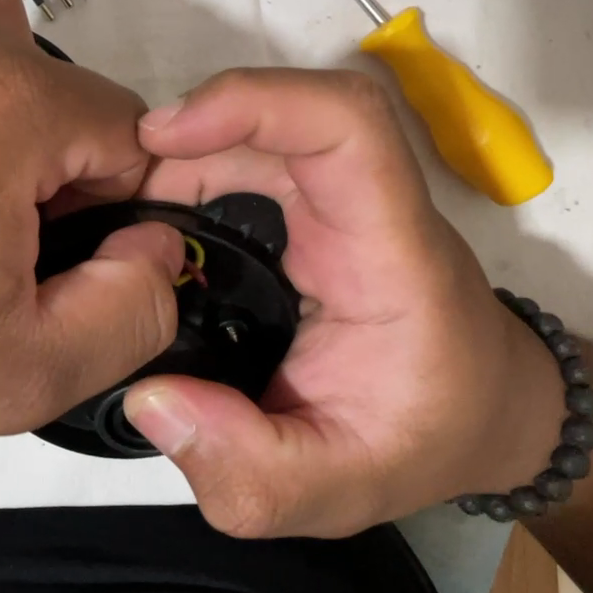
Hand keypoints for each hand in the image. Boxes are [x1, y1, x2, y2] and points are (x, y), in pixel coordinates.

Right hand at [121, 69, 562, 538]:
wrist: (482, 414)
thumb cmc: (426, 439)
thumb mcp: (338, 491)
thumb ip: (252, 471)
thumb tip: (149, 399)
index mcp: (389, 254)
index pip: (346, 126)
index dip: (255, 101)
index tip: (165, 135)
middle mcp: (364, 210)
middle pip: (286, 116)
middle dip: (188, 133)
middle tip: (110, 192)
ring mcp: (337, 206)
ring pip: (259, 135)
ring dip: (181, 154)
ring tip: (115, 209)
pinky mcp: (310, 215)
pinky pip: (248, 161)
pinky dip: (188, 170)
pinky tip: (145, 218)